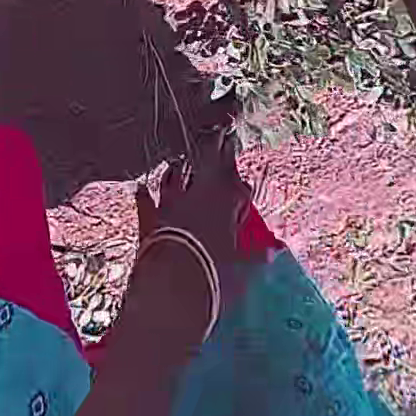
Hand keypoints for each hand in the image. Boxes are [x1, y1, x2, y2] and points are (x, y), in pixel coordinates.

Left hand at [133, 131, 251, 315]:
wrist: (173, 284)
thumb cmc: (216, 277)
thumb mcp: (241, 269)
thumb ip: (256, 257)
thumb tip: (275, 251)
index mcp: (224, 205)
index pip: (234, 182)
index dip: (234, 164)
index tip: (234, 144)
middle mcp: (197, 197)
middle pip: (206, 166)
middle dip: (213, 148)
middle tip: (217, 131)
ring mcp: (170, 204)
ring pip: (174, 177)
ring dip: (178, 169)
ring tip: (181, 158)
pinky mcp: (148, 216)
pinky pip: (144, 200)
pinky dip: (143, 194)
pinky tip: (140, 187)